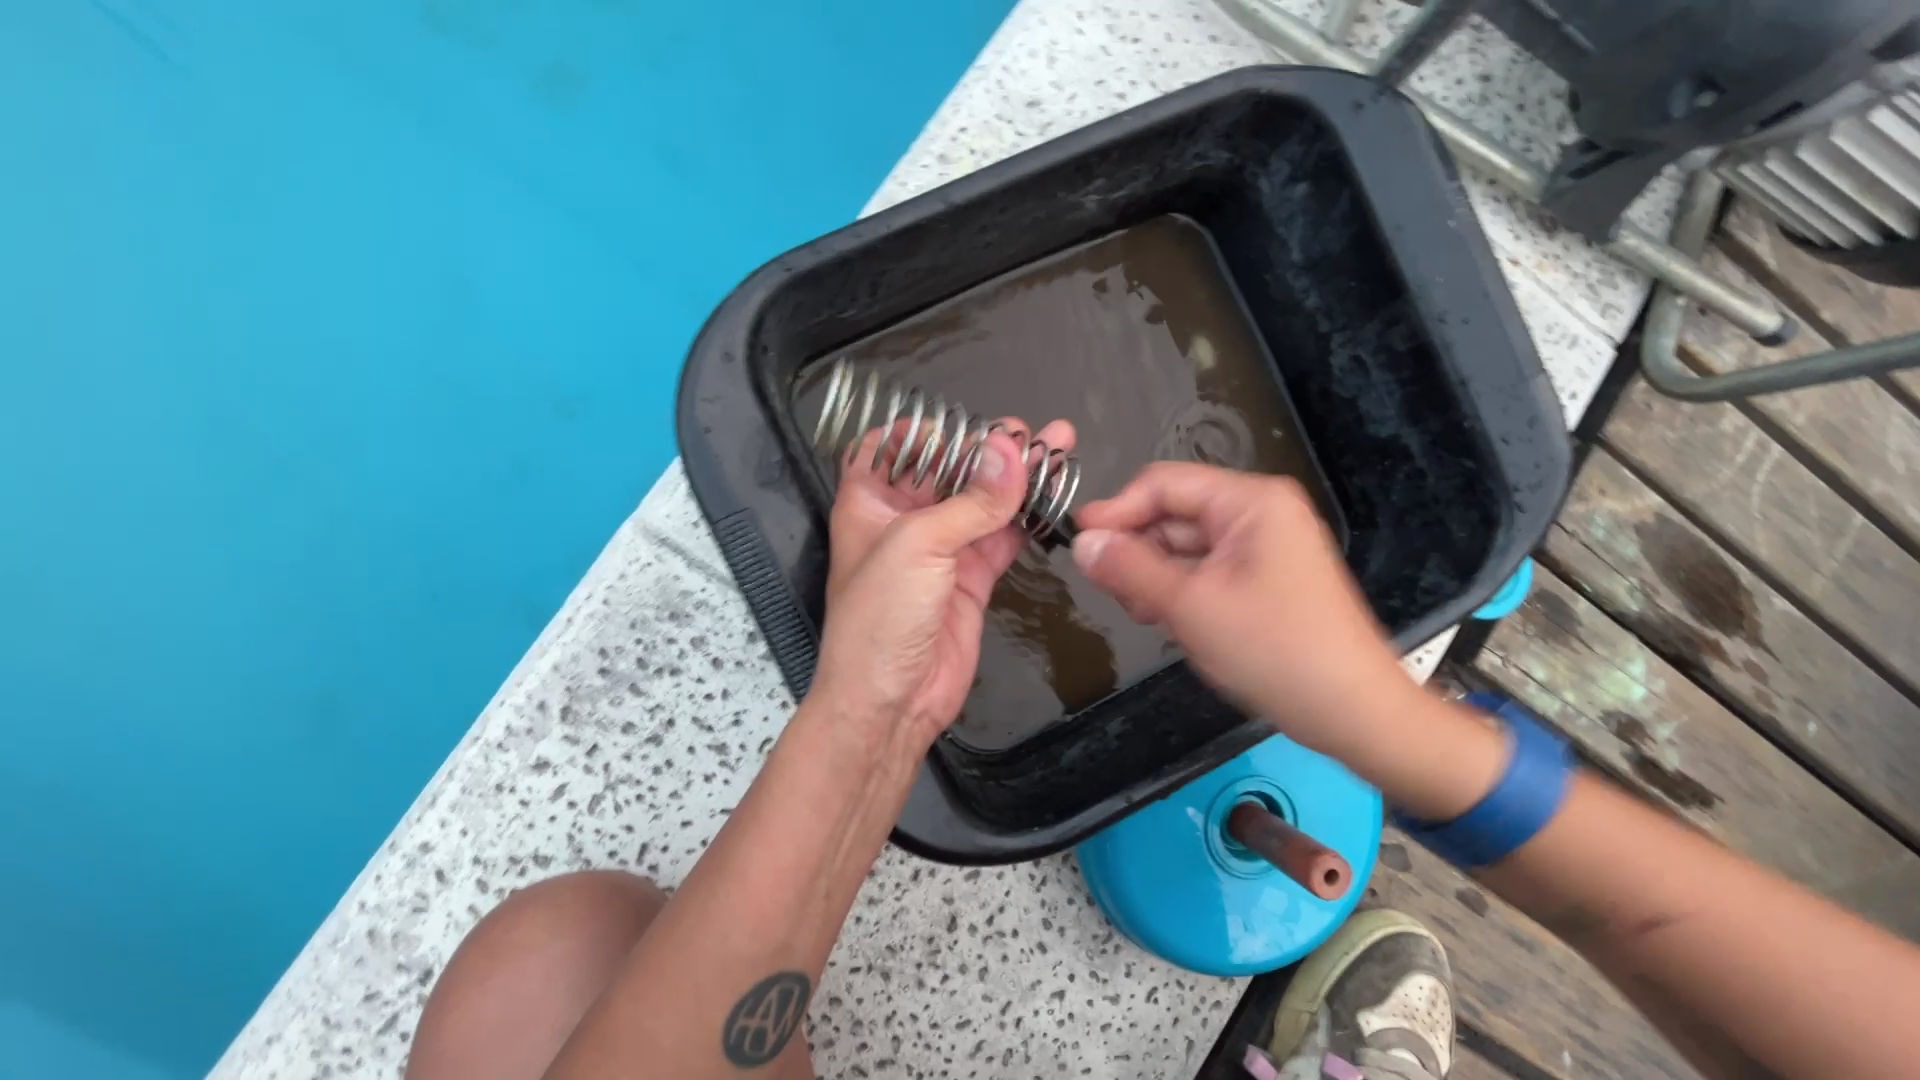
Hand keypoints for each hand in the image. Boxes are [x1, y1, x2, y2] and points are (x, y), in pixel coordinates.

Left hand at [808, 419, 1076, 751]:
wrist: (891, 702)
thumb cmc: (878, 620)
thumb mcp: (919, 546)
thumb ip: (971, 500)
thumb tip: (1011, 450)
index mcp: (869, 503)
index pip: (892, 449)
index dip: (925, 431)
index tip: (967, 420)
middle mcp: (903, 522)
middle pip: (948, 472)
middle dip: (987, 449)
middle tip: (1032, 432)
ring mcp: (940, 551)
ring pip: (982, 502)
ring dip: (1017, 479)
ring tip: (1057, 449)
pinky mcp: (971, 579)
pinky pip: (1002, 538)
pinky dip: (1027, 518)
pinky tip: (1053, 495)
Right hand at [1070, 462, 1414, 756]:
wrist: (1355, 713)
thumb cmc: (1276, 651)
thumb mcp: (1190, 607)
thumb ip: (1129, 568)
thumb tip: (1080, 542)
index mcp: (1249, 502)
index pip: (1162, 484)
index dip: (1116, 511)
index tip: (1075, 544)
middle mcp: (1258, 514)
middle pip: (1173, 515)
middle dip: (1138, 551)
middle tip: (1112, 594)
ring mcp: (1263, 549)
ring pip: (1185, 548)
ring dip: (1156, 577)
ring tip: (1146, 615)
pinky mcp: (1264, 581)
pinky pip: (1206, 572)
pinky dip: (1181, 593)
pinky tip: (1171, 623)